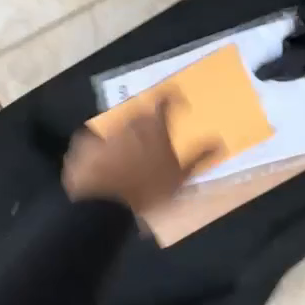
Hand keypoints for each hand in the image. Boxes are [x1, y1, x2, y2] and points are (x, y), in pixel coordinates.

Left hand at [62, 97, 218, 219]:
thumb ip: (200, 156)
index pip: (165, 100)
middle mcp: (129, 123)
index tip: (178, 103)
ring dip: (125, 136)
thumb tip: (219, 142)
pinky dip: (101, 149)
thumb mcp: (181, 177)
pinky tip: (105, 164)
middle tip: (152, 139)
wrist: (102, 206)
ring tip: (128, 156)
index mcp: (154, 126)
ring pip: (118, 127)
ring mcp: (105, 133)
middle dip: (147, 121)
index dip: (172, 98)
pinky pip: (96, 142)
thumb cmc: (147, 190)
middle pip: (140, 113)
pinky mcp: (84, 146)